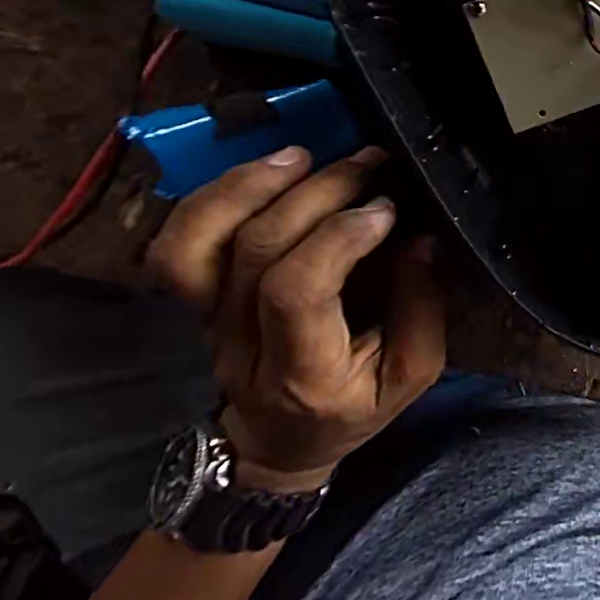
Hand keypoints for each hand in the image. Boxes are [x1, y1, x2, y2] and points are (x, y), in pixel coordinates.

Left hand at [145, 146, 446, 490]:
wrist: (275, 444)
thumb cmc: (352, 408)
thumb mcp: (412, 375)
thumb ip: (423, 310)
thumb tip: (421, 240)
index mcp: (303, 371)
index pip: (298, 292)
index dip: (339, 238)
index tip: (386, 208)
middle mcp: (241, 344)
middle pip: (255, 253)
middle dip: (316, 194)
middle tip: (368, 163)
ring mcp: (203, 321)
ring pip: (191, 246)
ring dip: (246, 187)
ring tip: (302, 155)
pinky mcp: (191, 302)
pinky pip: (176, 244)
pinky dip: (215, 197)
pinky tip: (266, 171)